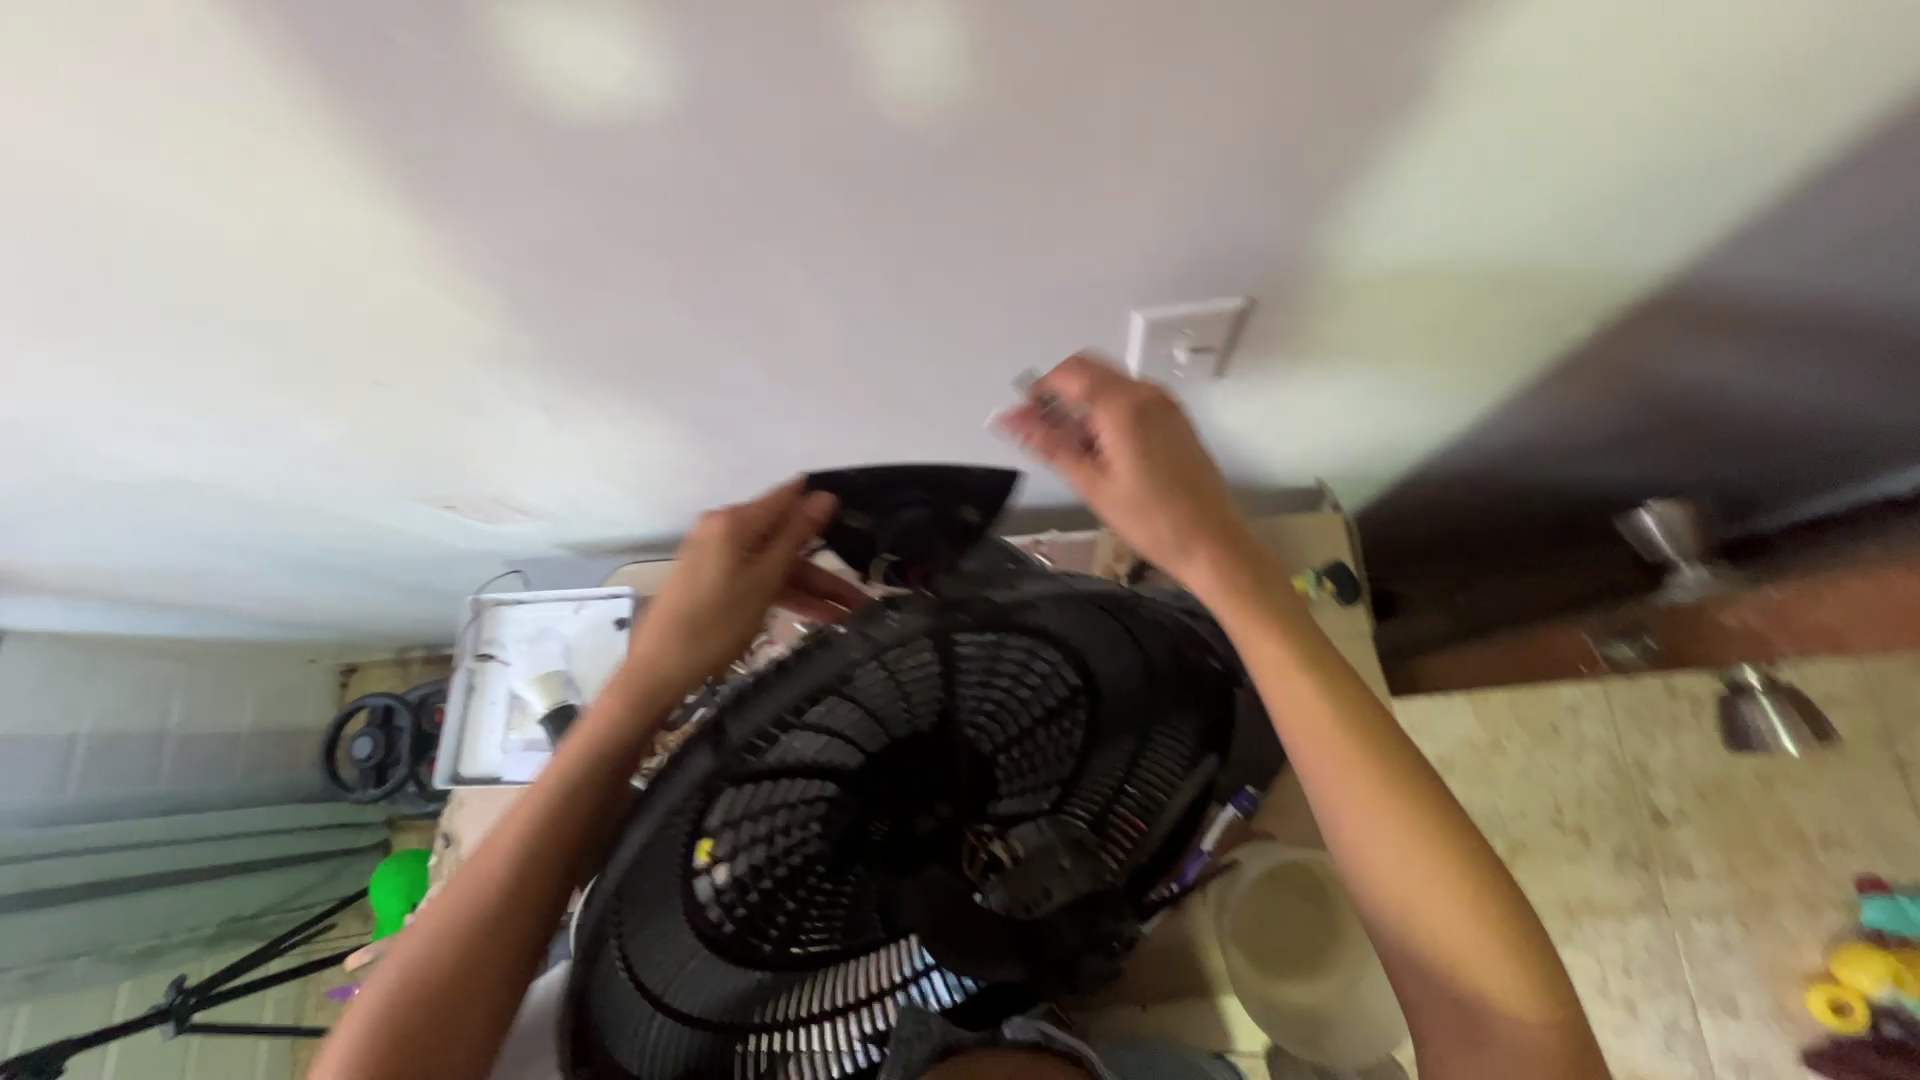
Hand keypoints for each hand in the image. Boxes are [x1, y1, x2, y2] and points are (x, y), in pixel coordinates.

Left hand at [627, 478, 870, 698]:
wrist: (659, 670)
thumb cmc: (715, 623)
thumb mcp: (764, 579)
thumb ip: (796, 535)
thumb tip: (825, 495)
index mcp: (734, 521)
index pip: (788, 498)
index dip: (822, 505)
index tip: (860, 518)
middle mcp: (725, 531)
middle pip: (786, 538)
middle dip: (826, 564)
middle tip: (863, 586)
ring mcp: (720, 558)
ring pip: (777, 565)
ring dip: (813, 587)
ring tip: (853, 613)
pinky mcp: (717, 583)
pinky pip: (761, 580)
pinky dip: (788, 595)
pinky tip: (822, 617)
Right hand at [997, 351, 1259, 593]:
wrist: (1210, 541)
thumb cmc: (1150, 520)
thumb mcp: (1091, 484)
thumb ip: (1049, 444)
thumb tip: (1010, 421)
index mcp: (1123, 406)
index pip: (1068, 374)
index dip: (1039, 392)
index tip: (1024, 420)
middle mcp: (1146, 393)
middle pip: (1088, 372)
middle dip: (1059, 397)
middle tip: (1042, 435)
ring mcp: (1165, 403)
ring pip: (1108, 386)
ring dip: (1082, 407)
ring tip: (1071, 453)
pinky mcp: (1174, 418)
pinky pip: (1130, 400)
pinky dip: (1106, 414)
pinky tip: (1099, 453)